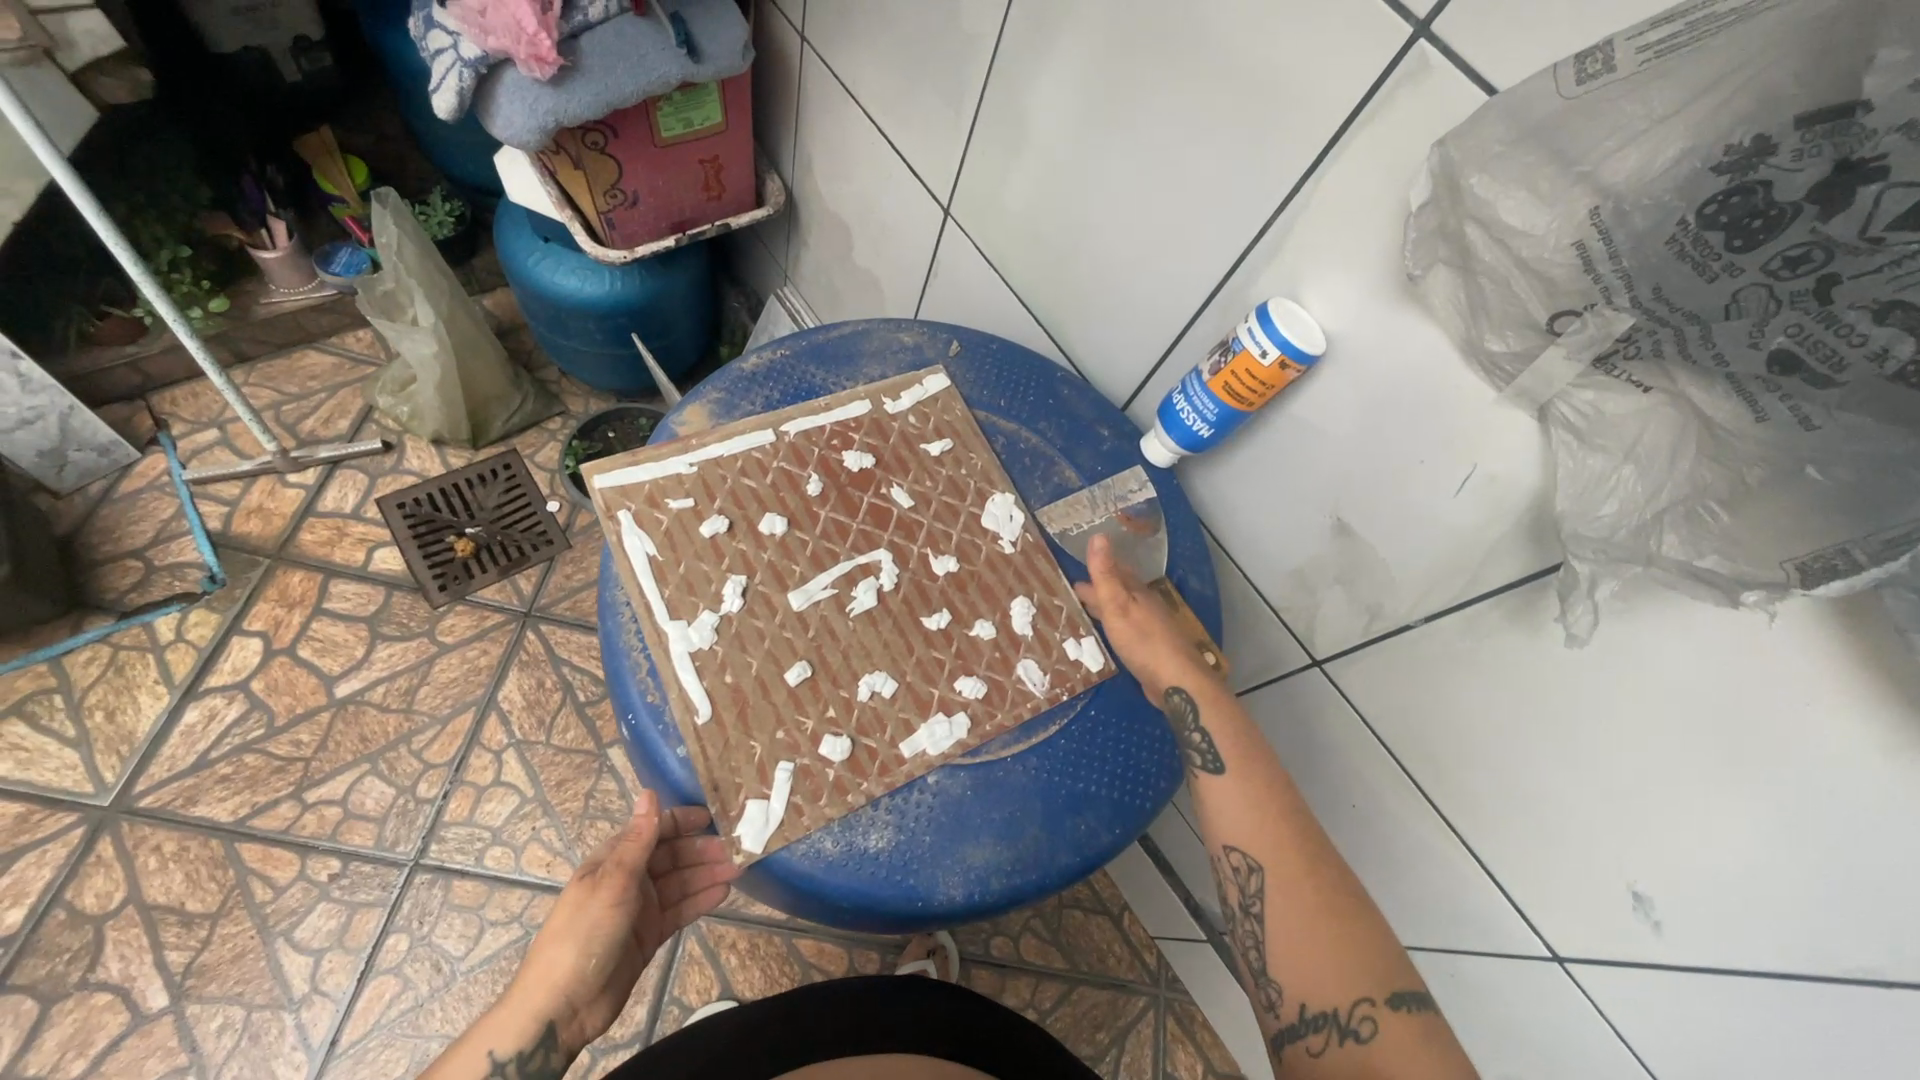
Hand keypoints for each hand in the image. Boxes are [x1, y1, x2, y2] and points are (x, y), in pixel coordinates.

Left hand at [500, 791, 740, 1052]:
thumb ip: (638, 840)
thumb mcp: (612, 882)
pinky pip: (680, 910)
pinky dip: (700, 901)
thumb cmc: (583, 934)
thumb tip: (649, 792)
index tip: (715, 818)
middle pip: (671, 857)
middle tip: (737, 850)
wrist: (563, 1006)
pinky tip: (723, 894)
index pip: (653, 830)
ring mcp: (639, 909)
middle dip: (702, 850)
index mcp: (613, 861)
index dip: (682, 821)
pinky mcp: (649, 935)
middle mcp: (628, 880)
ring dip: (707, 874)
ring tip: (739, 869)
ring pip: (680, 883)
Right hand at [1074, 533, 1223, 702]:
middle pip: (1120, 591)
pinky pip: (1125, 630)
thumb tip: (1098, 535)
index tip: (1071, 569)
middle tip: (1073, 590)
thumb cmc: (1143, 641)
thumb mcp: (1118, 605)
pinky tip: (1106, 635)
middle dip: (1099, 588)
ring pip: (1123, 611)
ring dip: (1105, 608)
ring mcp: (1150, 628)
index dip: (1095, 568)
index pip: (1114, 572)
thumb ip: (1106, 574)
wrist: (1176, 682)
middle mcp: (1146, 606)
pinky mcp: (1150, 649)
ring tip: (1084, 611)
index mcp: (1137, 592)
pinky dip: (1112, 627)